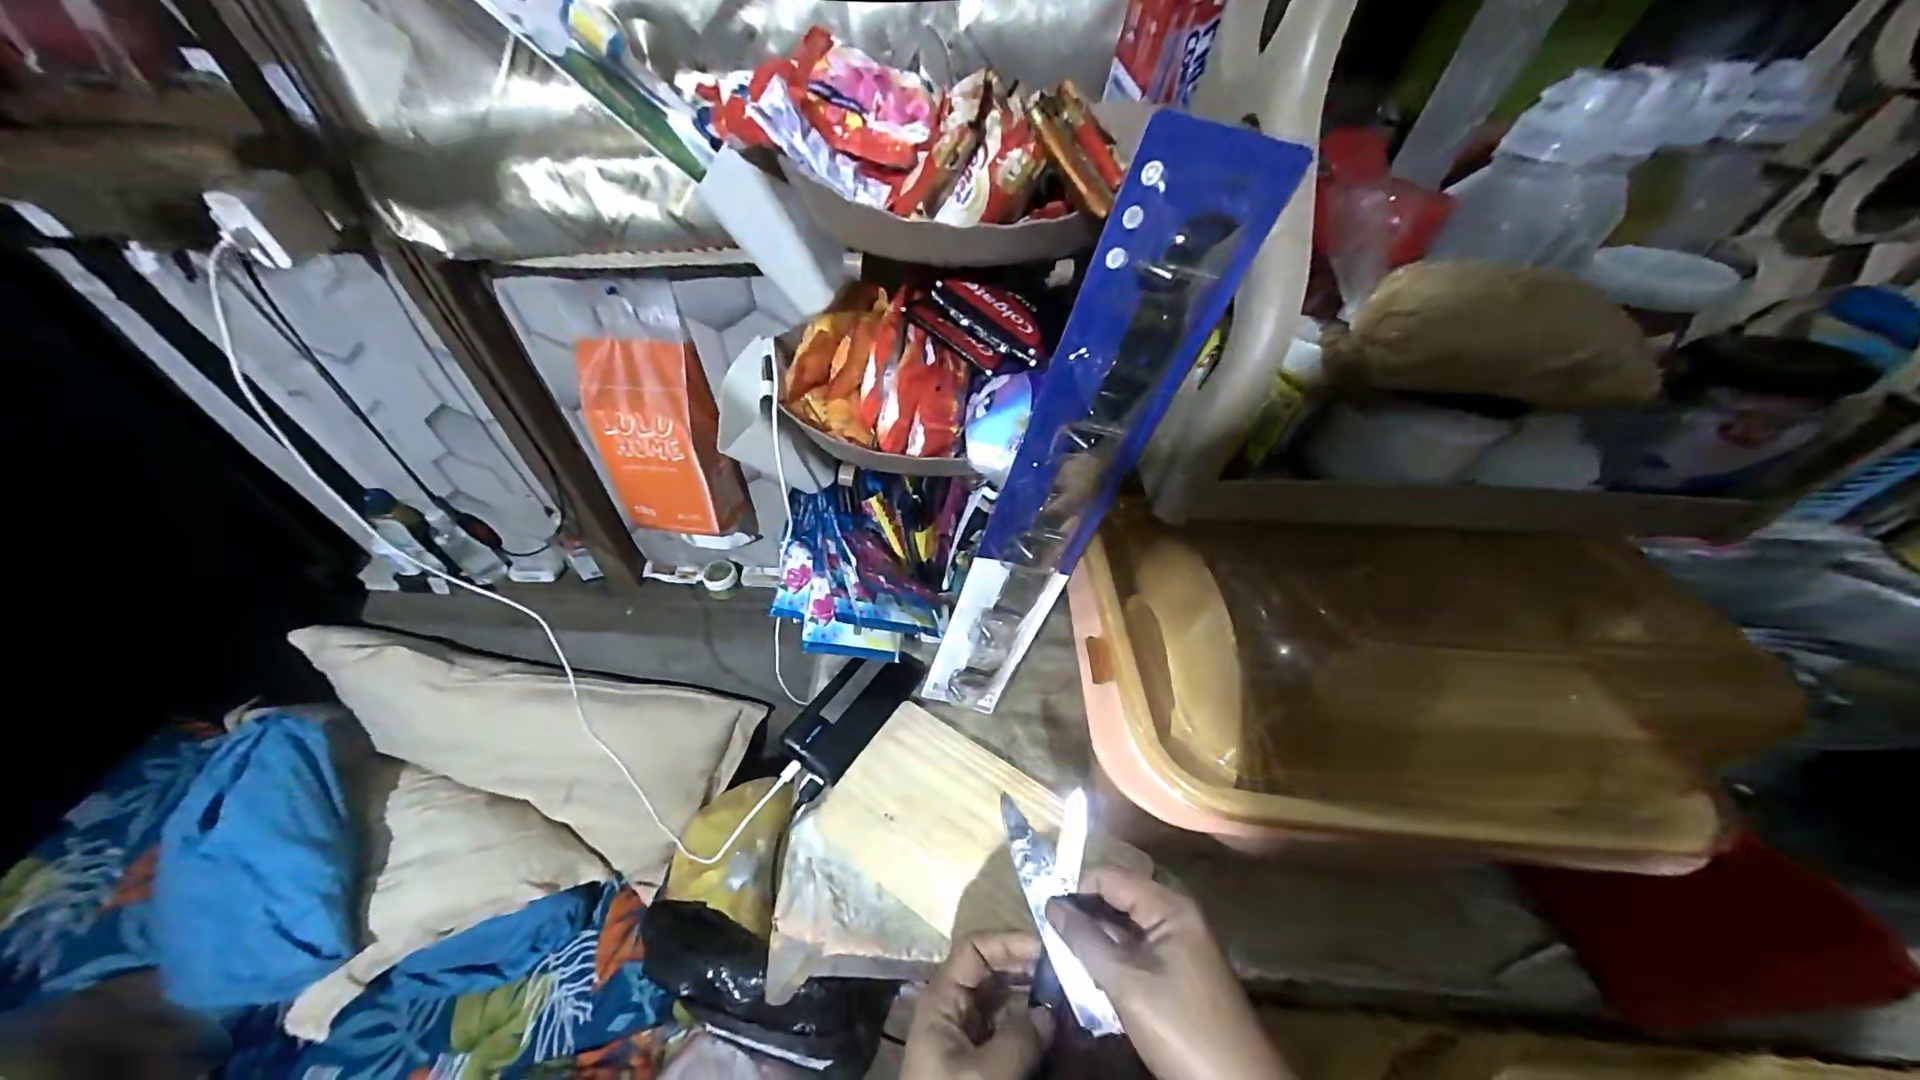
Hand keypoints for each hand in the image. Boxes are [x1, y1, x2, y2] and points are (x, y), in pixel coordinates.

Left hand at [902, 933, 1056, 1079]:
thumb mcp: (985, 1076)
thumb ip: (1020, 1039)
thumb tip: (1049, 1011)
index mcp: (943, 998)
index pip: (974, 949)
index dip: (1008, 941)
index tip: (1046, 948)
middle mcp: (954, 1008)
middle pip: (993, 973)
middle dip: (1028, 971)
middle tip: (1067, 974)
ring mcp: (967, 1036)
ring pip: (1005, 1002)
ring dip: (1035, 1000)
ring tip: (1069, 1001)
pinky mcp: (980, 1061)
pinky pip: (1008, 1032)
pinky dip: (1031, 1029)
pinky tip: (1058, 1032)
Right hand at [1047, 867, 1289, 1079]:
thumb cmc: (1181, 1027)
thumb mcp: (1125, 983)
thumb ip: (1085, 940)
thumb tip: (1051, 904)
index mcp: (1170, 906)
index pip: (1112, 877)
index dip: (1076, 886)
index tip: (1043, 906)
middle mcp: (1176, 914)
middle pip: (1118, 897)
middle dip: (1084, 910)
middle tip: (1048, 928)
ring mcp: (1179, 943)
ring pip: (1124, 926)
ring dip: (1095, 936)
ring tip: (1061, 948)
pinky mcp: (1178, 970)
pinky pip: (1136, 948)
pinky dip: (1112, 956)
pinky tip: (1089, 970)